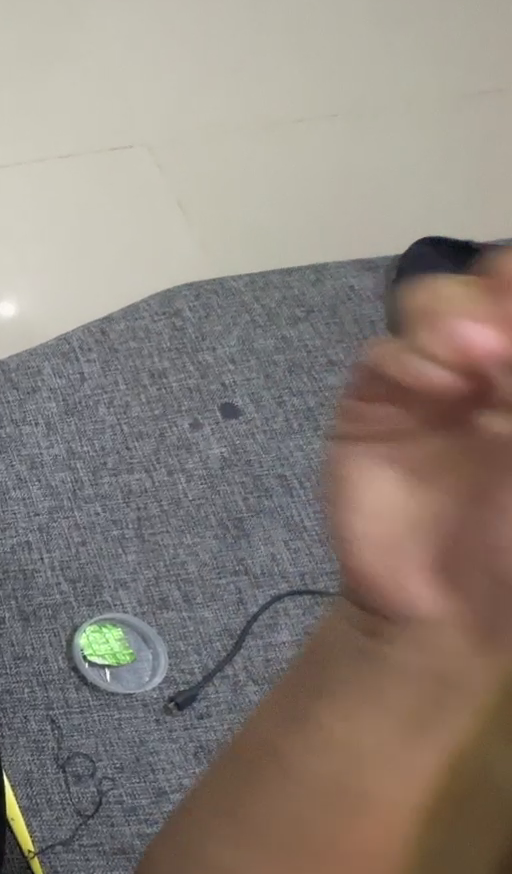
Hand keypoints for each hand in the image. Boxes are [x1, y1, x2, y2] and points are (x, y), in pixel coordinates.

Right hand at [328, 251, 511, 645]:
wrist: (446, 600)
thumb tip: (500, 342)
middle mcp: (507, 364)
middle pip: (502, 273)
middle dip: (507, 289)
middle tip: (505, 345)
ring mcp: (440, 379)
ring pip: (439, 298)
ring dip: (455, 315)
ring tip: (472, 360)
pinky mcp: (374, 402)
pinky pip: (381, 351)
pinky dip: (407, 357)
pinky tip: (433, 388)